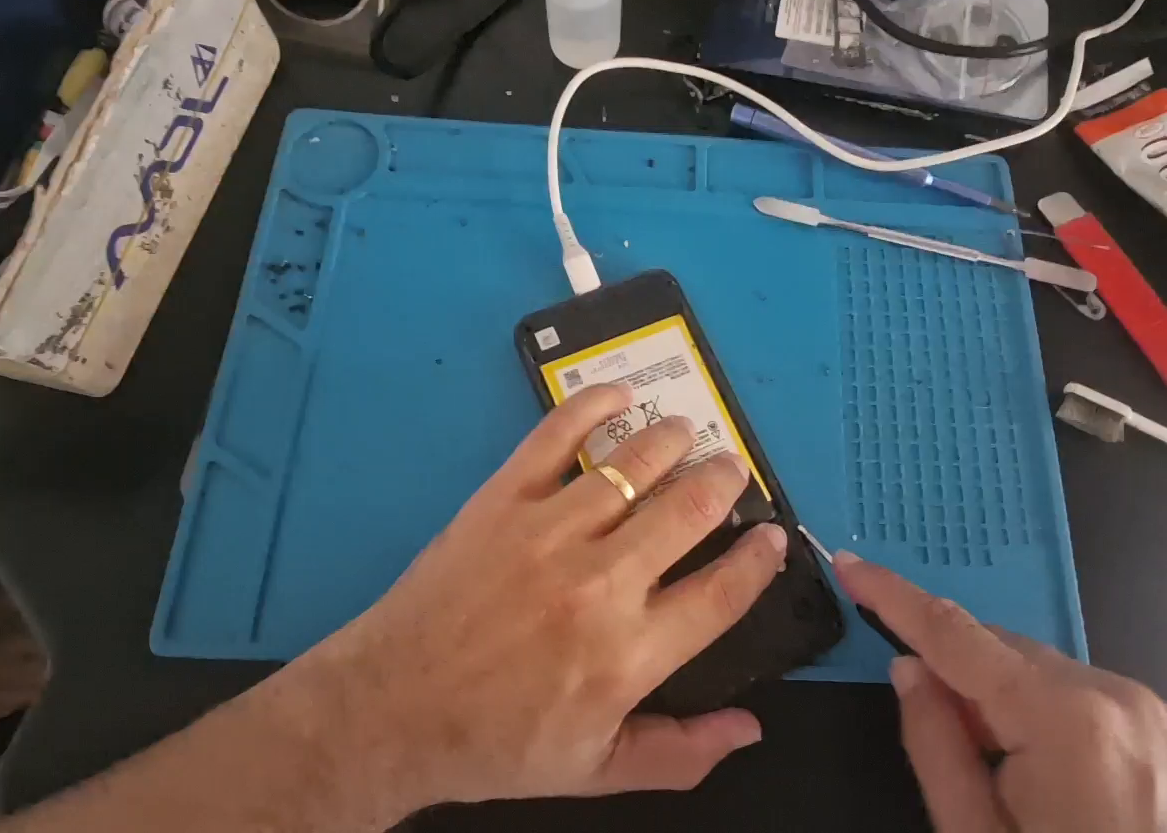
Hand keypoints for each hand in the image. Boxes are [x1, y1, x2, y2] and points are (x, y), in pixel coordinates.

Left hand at [287, 384, 789, 819]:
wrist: (392, 707)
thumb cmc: (498, 741)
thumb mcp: (596, 771)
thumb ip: (680, 752)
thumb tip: (752, 727)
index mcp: (629, 654)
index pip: (722, 591)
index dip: (760, 558)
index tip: (775, 535)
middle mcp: (601, 583)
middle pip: (689, 510)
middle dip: (724, 481)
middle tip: (733, 468)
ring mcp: (550, 531)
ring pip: (634, 465)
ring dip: (674, 439)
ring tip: (689, 430)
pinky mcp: (505, 498)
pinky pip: (558, 435)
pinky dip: (594, 406)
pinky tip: (620, 395)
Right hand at [836, 553, 1166, 832]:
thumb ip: (935, 745)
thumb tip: (911, 669)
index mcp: (1062, 719)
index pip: (953, 632)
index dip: (892, 594)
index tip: (848, 562)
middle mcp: (1113, 693)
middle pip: (999, 651)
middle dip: (955, 672)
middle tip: (940, 739)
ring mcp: (1152, 709)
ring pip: (1039, 671)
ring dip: (1000, 698)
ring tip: (1005, 780)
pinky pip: (1082, 696)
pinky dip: (1043, 714)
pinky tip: (1049, 781)